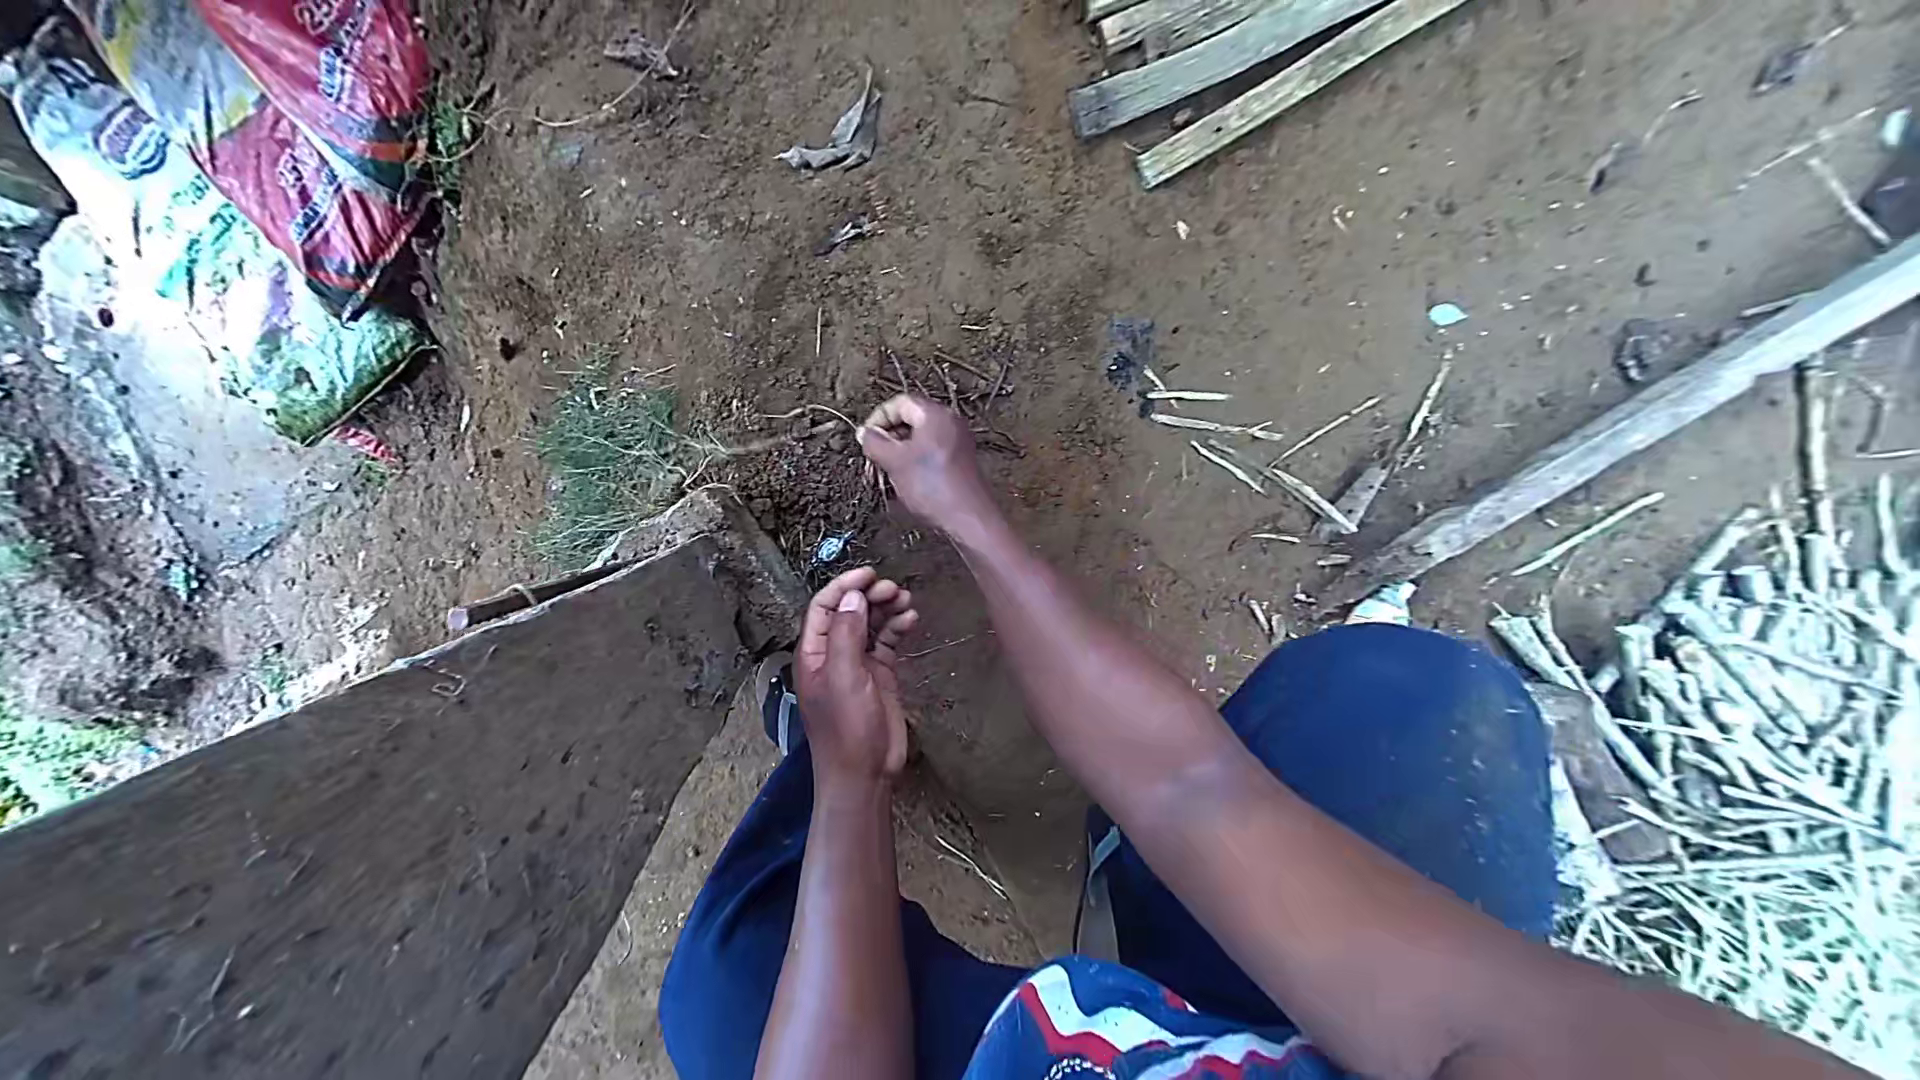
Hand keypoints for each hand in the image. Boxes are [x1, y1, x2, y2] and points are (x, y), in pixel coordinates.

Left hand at [795, 567, 918, 788]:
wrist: (864, 773)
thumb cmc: (847, 730)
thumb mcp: (844, 678)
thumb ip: (847, 635)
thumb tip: (853, 597)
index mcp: (815, 653)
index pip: (825, 607)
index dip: (844, 586)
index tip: (869, 574)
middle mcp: (834, 654)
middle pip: (850, 611)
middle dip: (870, 596)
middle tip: (893, 589)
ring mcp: (858, 664)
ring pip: (870, 624)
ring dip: (886, 609)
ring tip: (906, 601)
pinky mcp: (879, 675)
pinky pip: (887, 642)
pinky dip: (897, 628)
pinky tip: (911, 620)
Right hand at [858, 395, 999, 538]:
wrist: (968, 518)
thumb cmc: (931, 486)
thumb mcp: (895, 462)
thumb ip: (875, 442)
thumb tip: (864, 432)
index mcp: (936, 414)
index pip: (900, 403)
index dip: (878, 418)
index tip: (866, 439)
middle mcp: (950, 422)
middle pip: (909, 420)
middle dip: (887, 439)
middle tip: (873, 460)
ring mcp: (957, 442)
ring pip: (919, 440)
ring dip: (898, 454)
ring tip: (886, 476)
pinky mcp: (959, 461)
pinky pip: (930, 453)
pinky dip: (913, 463)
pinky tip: (903, 484)